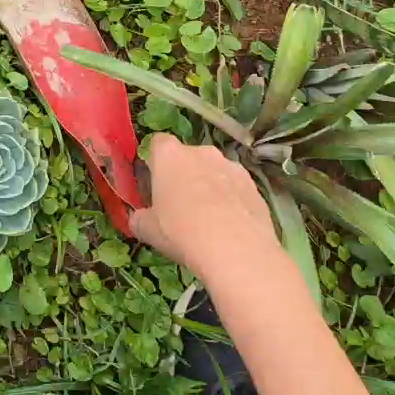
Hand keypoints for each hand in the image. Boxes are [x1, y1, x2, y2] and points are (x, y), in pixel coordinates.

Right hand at [129, 133, 280, 282]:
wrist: (236, 251)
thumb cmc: (180, 231)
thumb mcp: (148, 229)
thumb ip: (139, 218)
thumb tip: (138, 219)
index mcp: (169, 154)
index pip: (158, 143)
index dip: (156, 161)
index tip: (157, 182)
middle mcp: (201, 152)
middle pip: (190, 157)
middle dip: (186, 174)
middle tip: (182, 203)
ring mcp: (232, 168)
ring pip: (217, 172)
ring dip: (212, 187)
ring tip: (212, 219)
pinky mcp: (256, 188)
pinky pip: (238, 190)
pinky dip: (235, 202)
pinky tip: (232, 228)